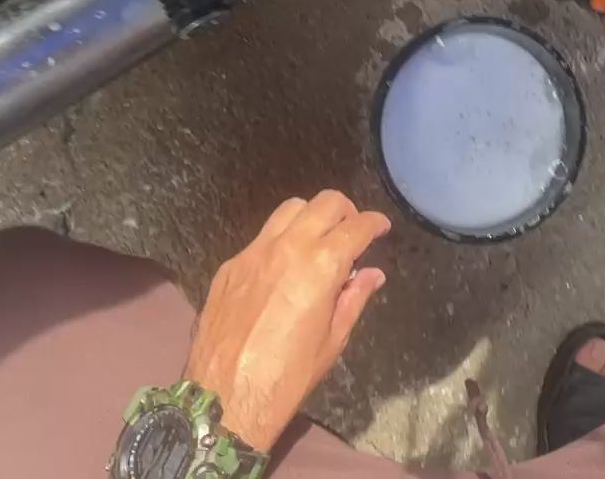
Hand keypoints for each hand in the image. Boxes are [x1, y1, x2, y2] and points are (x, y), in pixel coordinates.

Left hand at [184, 191, 389, 450]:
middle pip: (326, 202)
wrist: (222, 402)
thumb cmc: (288, 377)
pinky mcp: (230, 265)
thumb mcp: (333, 341)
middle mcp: (289, 246)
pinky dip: (281, 240)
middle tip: (351, 231)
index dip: (375, 222)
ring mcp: (255, 252)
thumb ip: (355, 298)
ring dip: (311, 216)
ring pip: (291, 208)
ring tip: (317, 240)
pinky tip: (282, 267)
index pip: (357, 226)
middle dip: (347, 210)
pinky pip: (262, 236)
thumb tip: (372, 274)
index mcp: (322, 265)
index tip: (381, 227)